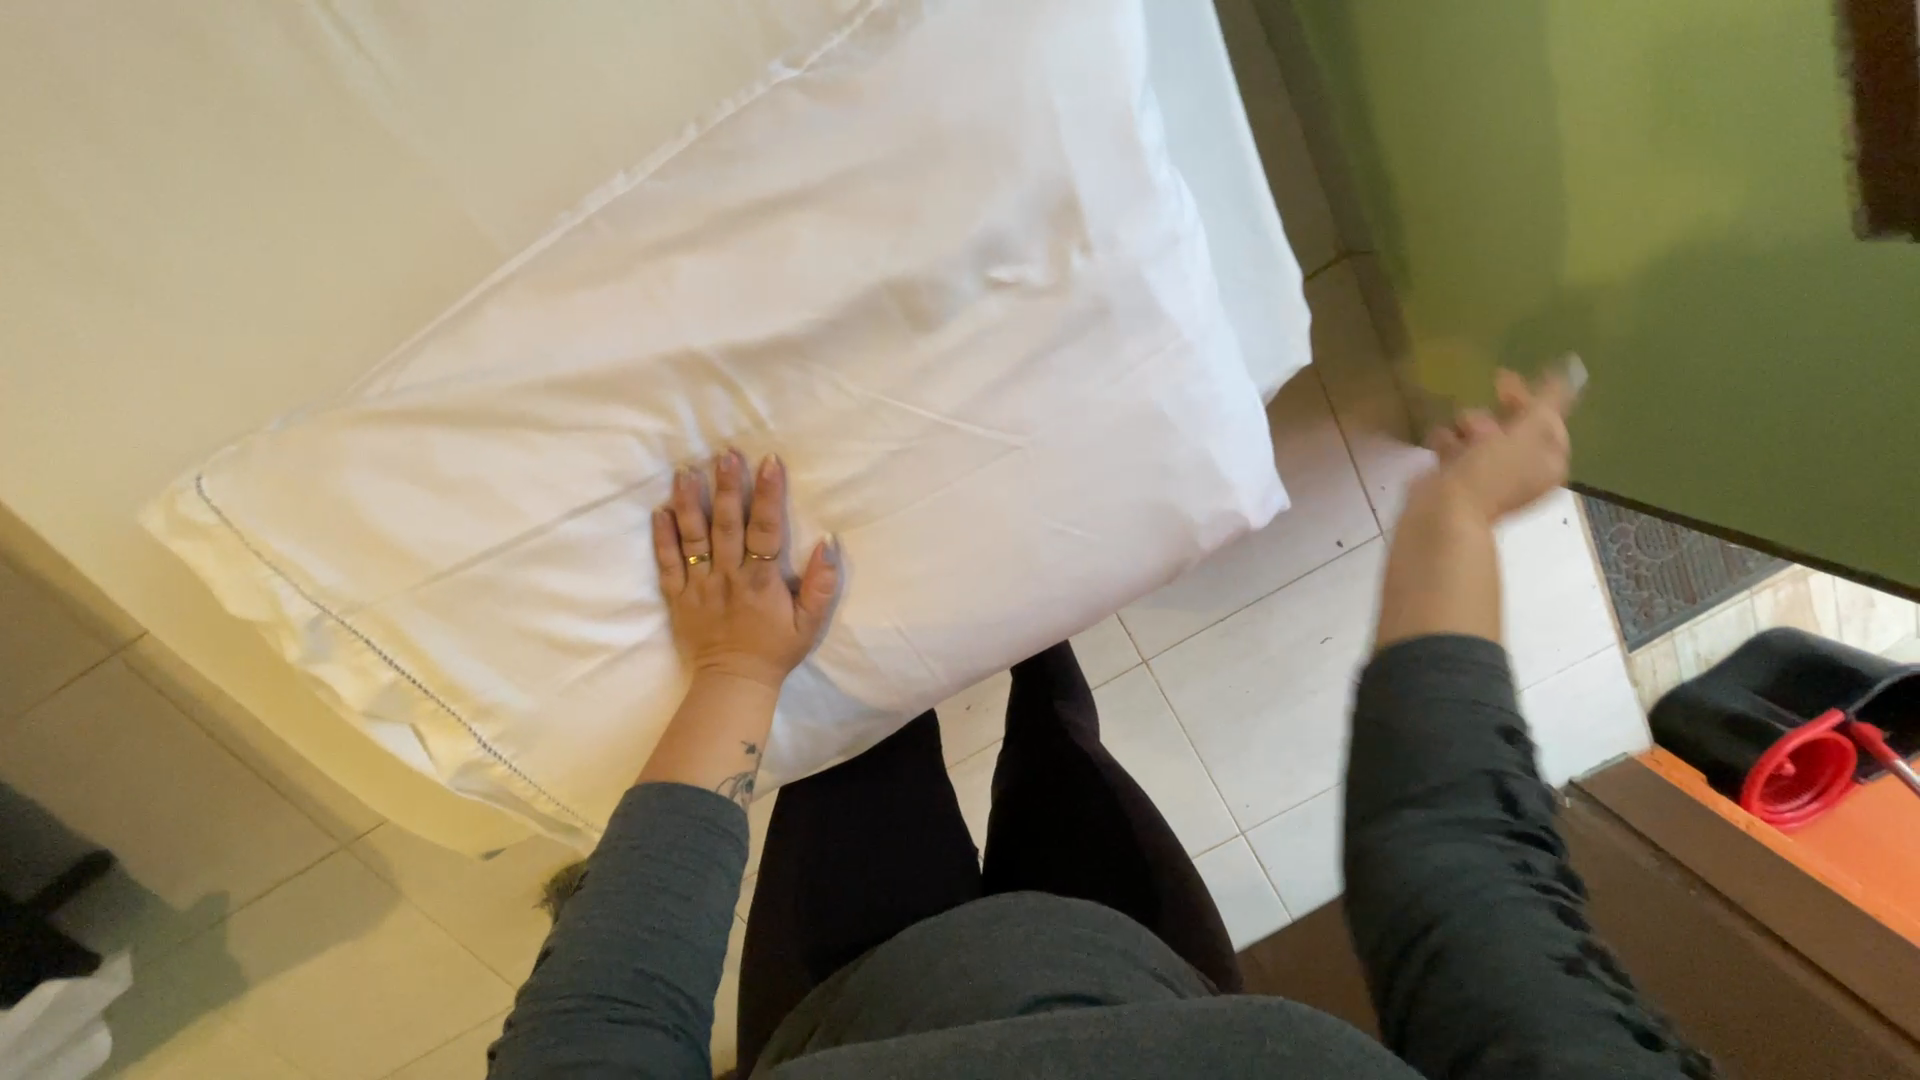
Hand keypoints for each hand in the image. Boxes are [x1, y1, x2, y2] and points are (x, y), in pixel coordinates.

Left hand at [652, 450, 839, 691]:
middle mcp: (727, 576)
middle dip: (727, 486)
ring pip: (693, 537)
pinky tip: (660, 510)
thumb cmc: (776, 650)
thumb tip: (827, 542)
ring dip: (690, 502)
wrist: (734, 683)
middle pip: (727, 524)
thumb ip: (821, 584)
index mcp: (760, 580)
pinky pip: (667, 563)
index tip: (769, 462)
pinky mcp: (678, 597)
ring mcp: (699, 585)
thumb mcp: (811, 623)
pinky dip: (663, 537)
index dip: (768, 494)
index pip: (766, 529)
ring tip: (686, 470)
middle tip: (724, 453)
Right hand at [1417, 365, 1576, 524]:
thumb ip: (1549, 400)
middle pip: (1512, 428)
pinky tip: (1440, 442)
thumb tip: (1572, 370)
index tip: (1501, 378)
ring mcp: (1489, 476)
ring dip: (1467, 428)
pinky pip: (1455, 449)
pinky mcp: (1457, 479)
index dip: (1529, 397)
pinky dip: (1448, 442)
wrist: (1444, 511)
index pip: (1546, 420)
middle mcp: (1523, 470)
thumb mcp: (1528, 432)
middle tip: (1474, 416)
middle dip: (1492, 418)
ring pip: (1480, 436)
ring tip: (1458, 434)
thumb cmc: (1491, 472)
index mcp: (1548, 461)